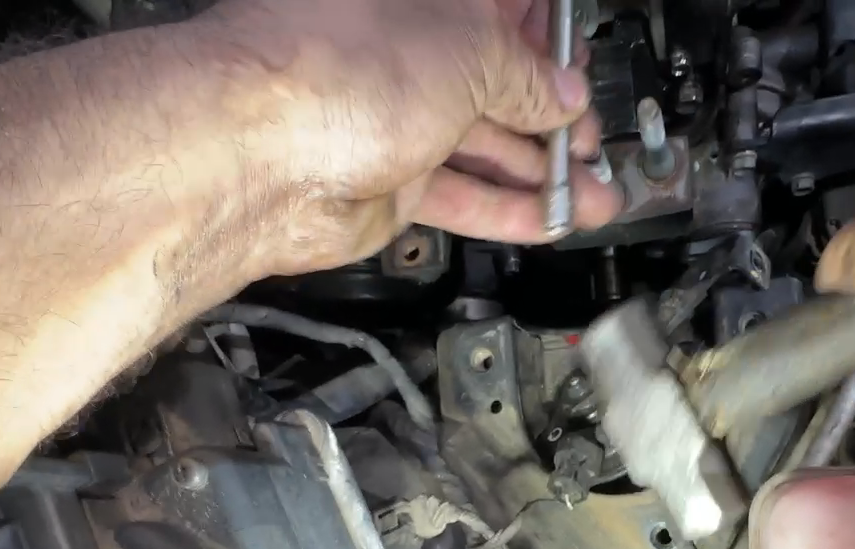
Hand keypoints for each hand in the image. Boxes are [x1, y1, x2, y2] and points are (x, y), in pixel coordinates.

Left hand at [190, 0, 621, 276]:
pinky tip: (547, 221)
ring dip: (544, 177)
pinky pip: (463, 196)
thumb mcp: (463, 52)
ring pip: (487, 148)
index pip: (505, 10)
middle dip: (557, 122)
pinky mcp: (393, 181)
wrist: (260, 161)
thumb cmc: (327, 73)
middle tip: (594, 150)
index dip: (551, 44)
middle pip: (501, 85)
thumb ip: (523, 75)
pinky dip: (508, 211)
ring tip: (590, 198)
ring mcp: (398, 118)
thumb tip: (560, 94)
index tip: (583, 73)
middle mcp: (407, 50)